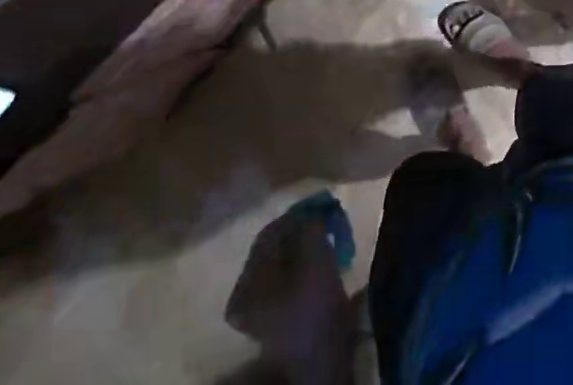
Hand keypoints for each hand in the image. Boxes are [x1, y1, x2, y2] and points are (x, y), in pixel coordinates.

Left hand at [225, 210, 352, 383]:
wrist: (322, 366)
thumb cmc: (315, 310)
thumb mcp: (315, 258)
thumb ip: (310, 226)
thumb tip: (313, 211)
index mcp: (245, 284)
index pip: (269, 234)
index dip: (297, 215)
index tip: (322, 205)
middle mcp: (243, 297)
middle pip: (274, 249)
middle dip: (301, 231)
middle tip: (327, 221)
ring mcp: (257, 313)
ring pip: (282, 264)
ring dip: (305, 247)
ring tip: (328, 239)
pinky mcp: (275, 321)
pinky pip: (288, 281)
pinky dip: (304, 266)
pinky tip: (323, 261)